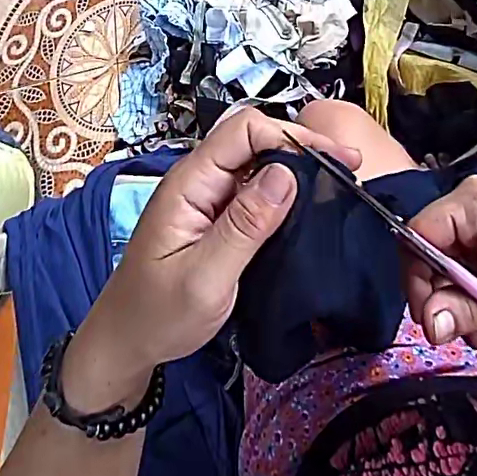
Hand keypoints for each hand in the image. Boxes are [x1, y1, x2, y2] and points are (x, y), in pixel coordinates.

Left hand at [62, 108, 362, 410]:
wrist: (127, 344)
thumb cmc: (158, 316)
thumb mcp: (204, 278)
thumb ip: (245, 226)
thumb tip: (287, 174)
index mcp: (190, 183)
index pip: (242, 131)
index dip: (290, 137)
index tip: (332, 160)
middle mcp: (201, 179)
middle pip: (255, 139)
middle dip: (303, 147)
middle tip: (349, 167)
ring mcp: (210, 195)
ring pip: (259, 162)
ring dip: (299, 167)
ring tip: (340, 181)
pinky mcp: (220, 214)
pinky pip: (257, 188)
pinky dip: (288, 190)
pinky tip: (312, 202)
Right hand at [403, 176, 476, 345]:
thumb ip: (462, 308)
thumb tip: (426, 326)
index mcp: (474, 199)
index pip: (420, 233)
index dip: (417, 277)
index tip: (429, 320)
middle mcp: (473, 206)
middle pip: (428, 251)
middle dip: (439, 296)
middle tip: (452, 332)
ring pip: (443, 268)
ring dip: (454, 305)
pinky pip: (460, 274)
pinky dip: (466, 302)